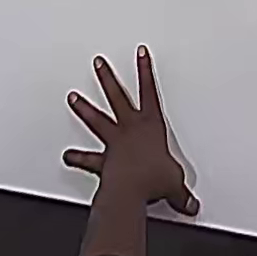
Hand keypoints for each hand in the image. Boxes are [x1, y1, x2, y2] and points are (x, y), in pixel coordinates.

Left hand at [65, 45, 198, 215]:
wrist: (130, 194)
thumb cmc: (153, 180)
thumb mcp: (174, 182)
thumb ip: (179, 191)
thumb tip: (190, 203)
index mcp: (151, 124)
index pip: (149, 89)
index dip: (145, 69)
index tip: (140, 52)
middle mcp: (130, 128)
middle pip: (117, 95)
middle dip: (107, 77)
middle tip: (98, 62)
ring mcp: (114, 142)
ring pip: (97, 119)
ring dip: (84, 108)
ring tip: (72, 96)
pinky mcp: (101, 162)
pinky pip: (88, 158)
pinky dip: (76, 158)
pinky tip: (66, 155)